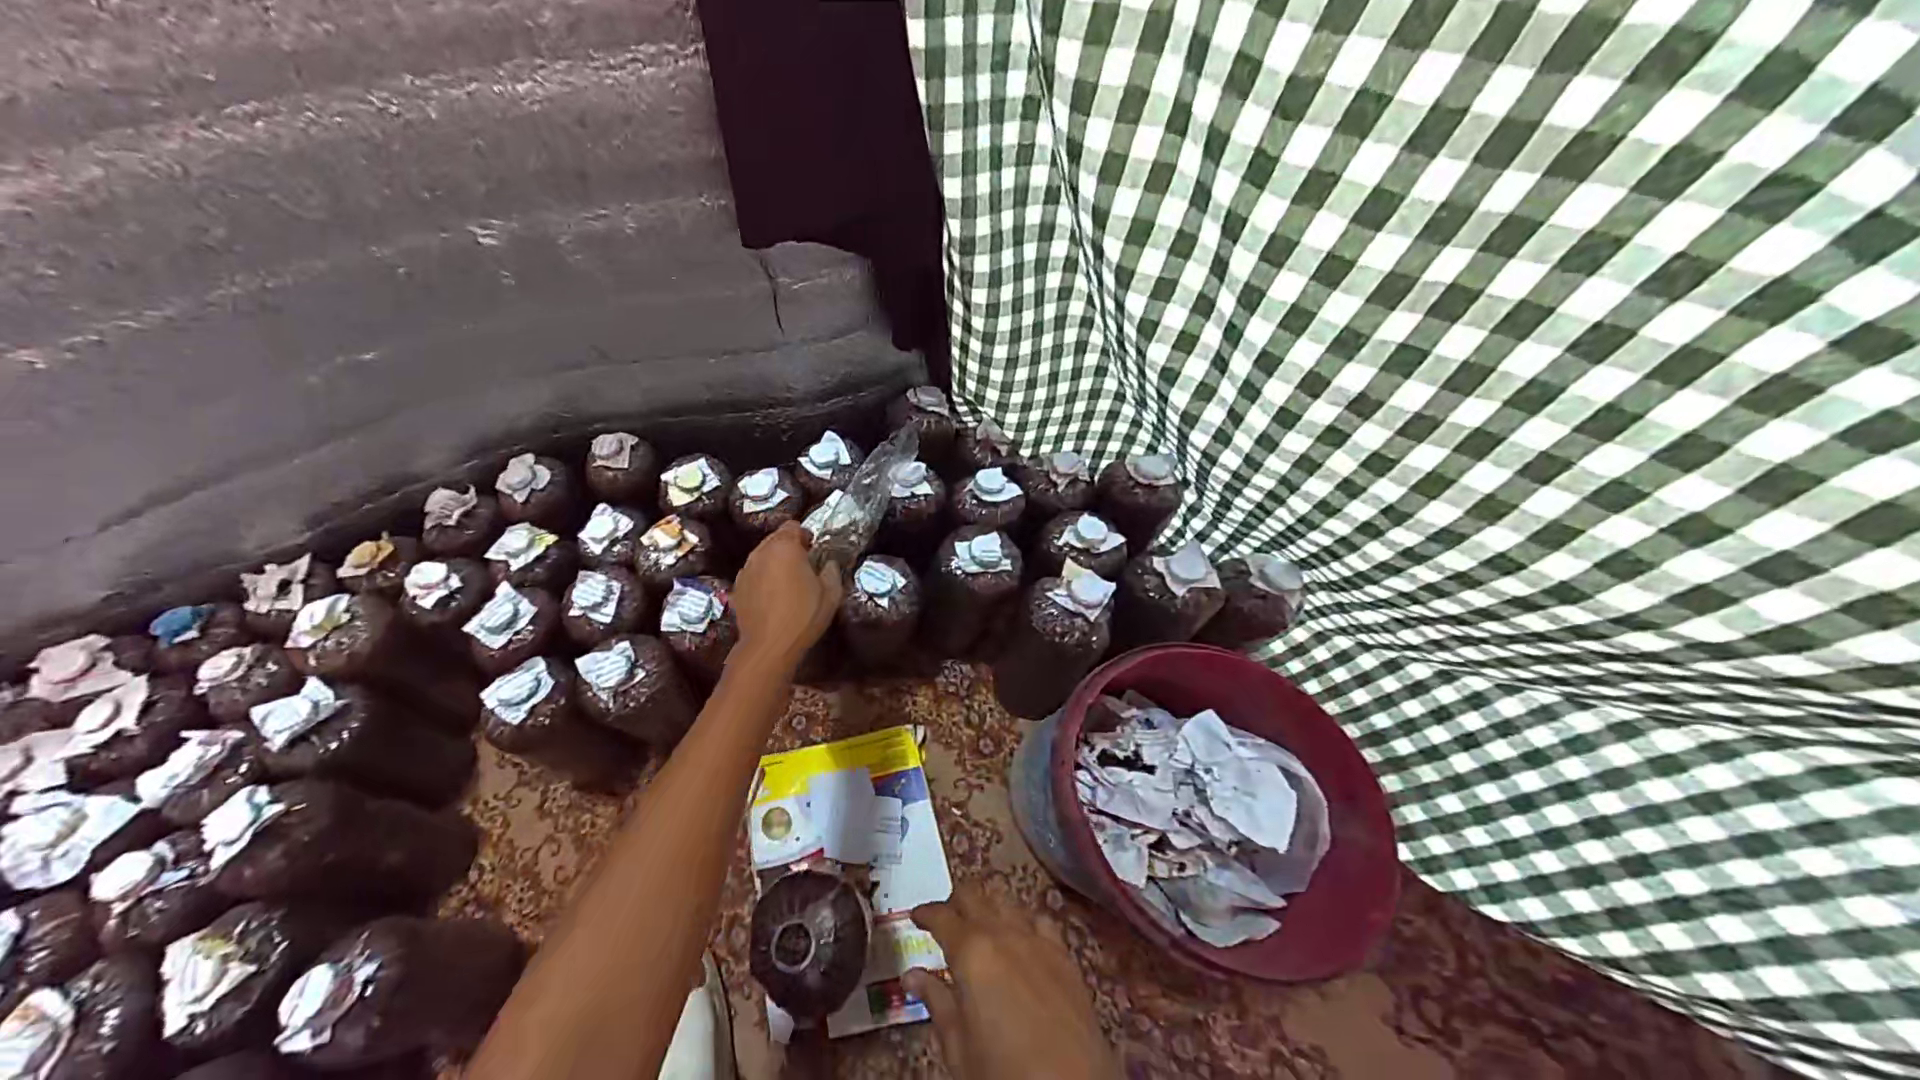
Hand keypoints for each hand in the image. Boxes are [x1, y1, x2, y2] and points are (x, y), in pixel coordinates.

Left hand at [729, 521, 841, 670]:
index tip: (813, 550)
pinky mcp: (737, 587)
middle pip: (775, 539)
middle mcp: (760, 552)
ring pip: (762, 556)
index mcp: (785, 547)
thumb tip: (828, 563)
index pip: (793, 526)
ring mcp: (745, 570)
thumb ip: (831, 571)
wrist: (768, 647)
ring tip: (787, 582)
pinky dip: (763, 578)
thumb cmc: (803, 616)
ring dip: (775, 563)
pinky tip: (772, 596)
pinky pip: (753, 574)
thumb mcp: (831, 593)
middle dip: (789, 548)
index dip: (804, 535)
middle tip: (803, 567)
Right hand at [904, 887, 1118, 1079]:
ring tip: (980, 927)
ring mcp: (1038, 940)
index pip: (942, 916)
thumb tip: (913, 975)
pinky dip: (1024, 922)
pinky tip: (1021, 940)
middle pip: (975, 895)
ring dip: (989, 907)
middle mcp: (1004, 933)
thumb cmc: (1004, 1073)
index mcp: (971, 952)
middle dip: (956, 902)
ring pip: (1007, 901)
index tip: (917, 916)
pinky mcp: (1065, 954)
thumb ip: (937, 1002)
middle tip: (945, 921)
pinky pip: (1039, 920)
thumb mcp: (958, 1046)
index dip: (926, 912)